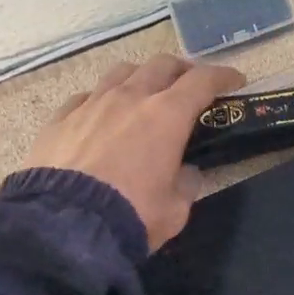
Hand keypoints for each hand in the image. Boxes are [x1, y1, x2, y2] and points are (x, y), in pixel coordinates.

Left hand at [24, 55, 246, 250]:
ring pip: (122, 72)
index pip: (204, 80)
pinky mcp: (58, 120)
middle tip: (190, 87)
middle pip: (163, 65)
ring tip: (144, 94)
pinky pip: (85, 97)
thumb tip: (185, 171)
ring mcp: (91, 105)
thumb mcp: (176, 209)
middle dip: (183, 71)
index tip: (235, 82)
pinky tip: (100, 116)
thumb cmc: (130, 215)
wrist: (59, 229)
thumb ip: (186, 183)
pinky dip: (101, 100)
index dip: (223, 77)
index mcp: (168, 114)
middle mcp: (131, 97)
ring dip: (141, 78)